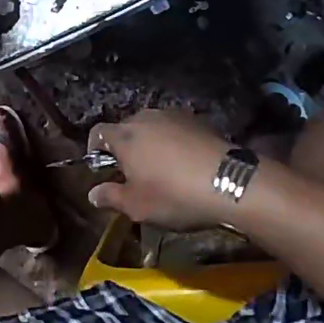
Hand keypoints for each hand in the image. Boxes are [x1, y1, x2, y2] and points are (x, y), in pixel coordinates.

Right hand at [87, 110, 237, 230]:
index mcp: (124, 136)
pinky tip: (186, 163)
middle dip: (125, 146)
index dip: (95, 148)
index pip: (98, 132)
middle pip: (126, 127)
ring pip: (152, 127)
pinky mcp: (199, 121)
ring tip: (161, 167)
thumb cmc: (173, 194)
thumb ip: (111, 197)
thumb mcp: (137, 206)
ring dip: (151, 142)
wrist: (230, 181)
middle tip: (133, 172)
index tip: (101, 167)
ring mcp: (174, 116)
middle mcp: (145, 119)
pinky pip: (176, 129)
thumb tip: (92, 193)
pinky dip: (175, 142)